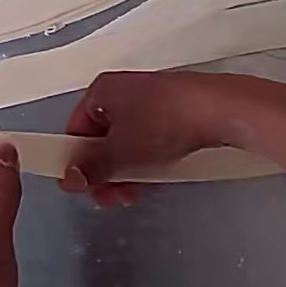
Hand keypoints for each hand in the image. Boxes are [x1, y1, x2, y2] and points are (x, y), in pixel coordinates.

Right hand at [60, 70, 261, 205]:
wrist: (216, 109)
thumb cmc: (165, 120)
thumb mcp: (119, 152)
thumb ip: (90, 167)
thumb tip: (69, 177)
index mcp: (102, 91)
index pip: (75, 130)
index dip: (76, 162)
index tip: (84, 187)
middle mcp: (122, 91)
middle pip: (101, 138)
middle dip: (104, 172)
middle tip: (112, 195)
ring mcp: (148, 100)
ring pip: (125, 142)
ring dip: (125, 171)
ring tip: (136, 191)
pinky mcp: (170, 110)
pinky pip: (147, 139)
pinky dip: (146, 159)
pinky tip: (155, 175)